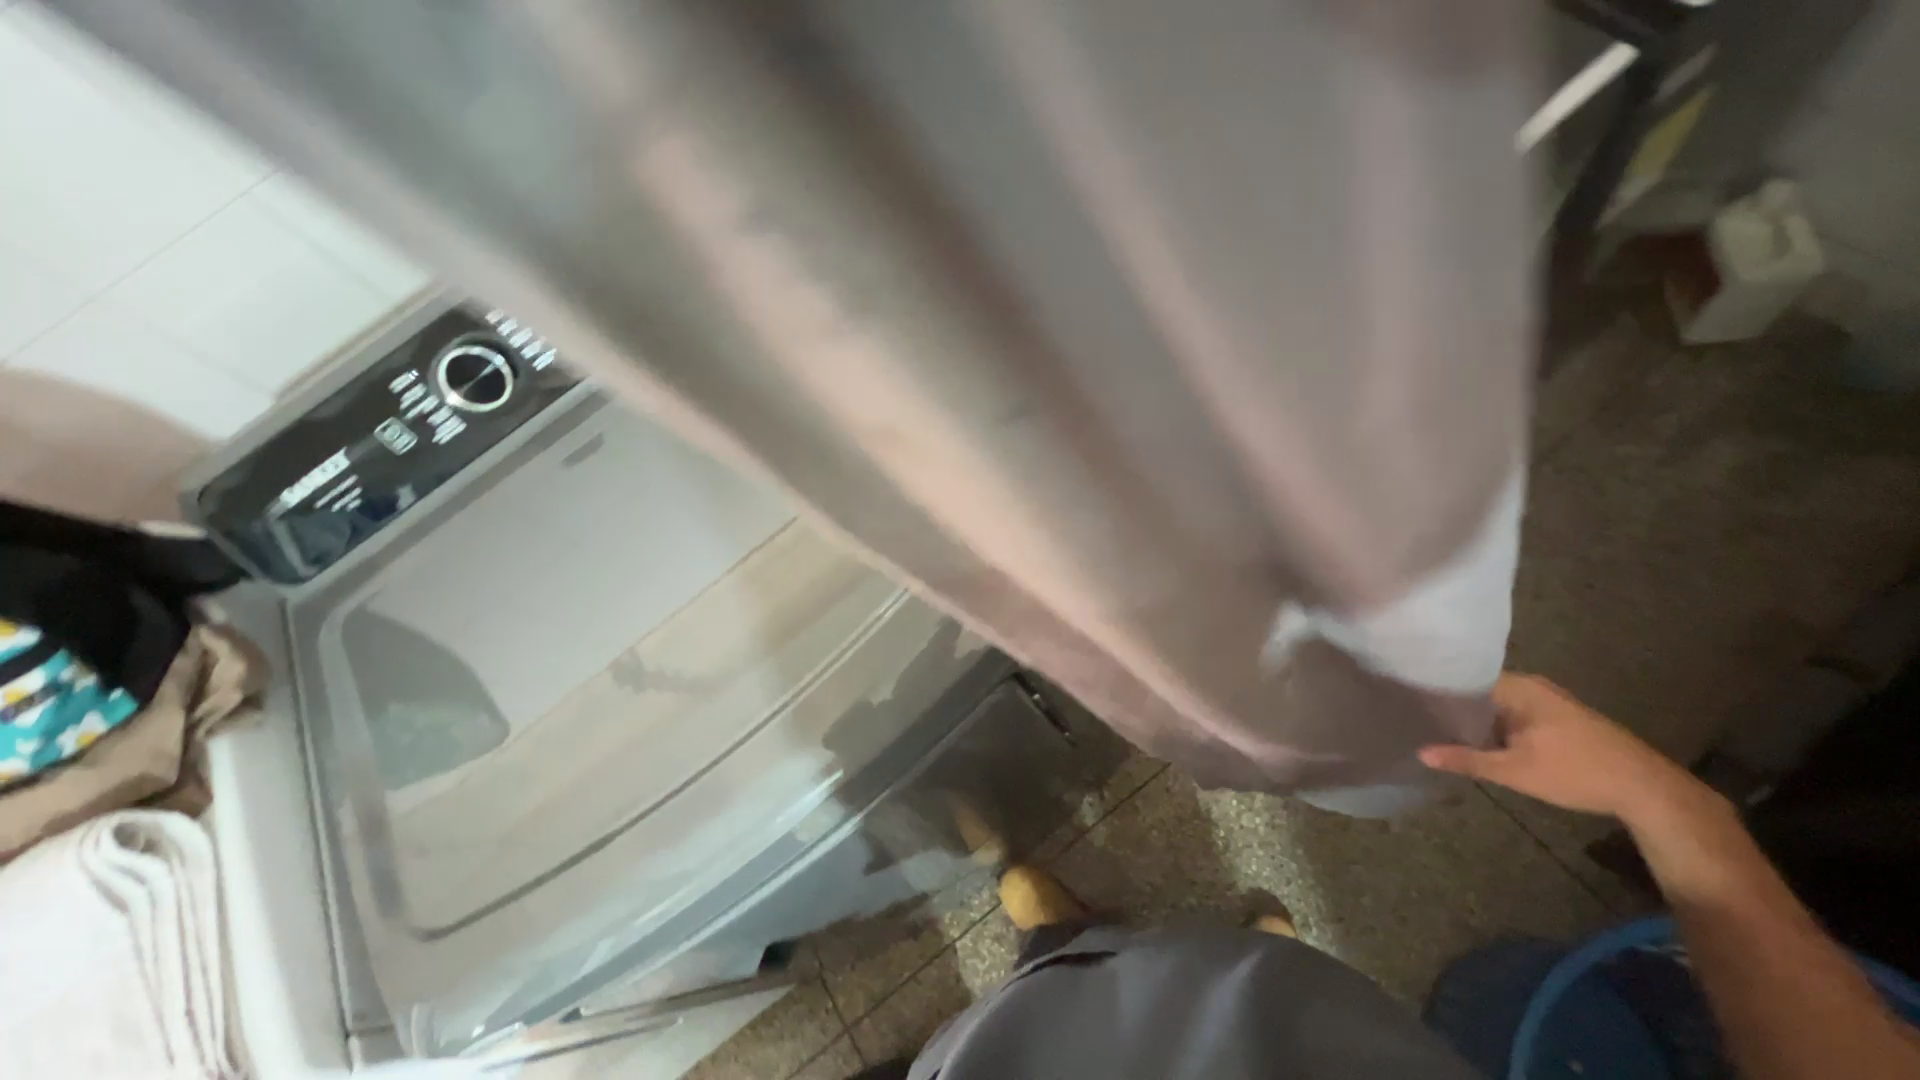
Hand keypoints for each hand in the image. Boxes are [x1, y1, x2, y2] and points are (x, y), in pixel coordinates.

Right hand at [1419, 672, 1707, 821]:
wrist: (1646, 789)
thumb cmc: (1576, 772)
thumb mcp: (1515, 771)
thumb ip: (1467, 759)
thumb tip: (1420, 753)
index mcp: (1519, 688)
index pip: (1464, 679)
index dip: (1437, 693)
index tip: (1410, 705)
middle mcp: (1533, 686)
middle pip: (1480, 693)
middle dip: (1454, 709)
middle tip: (1420, 723)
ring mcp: (1549, 701)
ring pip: (1498, 706)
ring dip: (1477, 721)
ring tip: (1441, 733)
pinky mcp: (1560, 717)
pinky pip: (1516, 715)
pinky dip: (1498, 727)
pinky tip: (1482, 744)